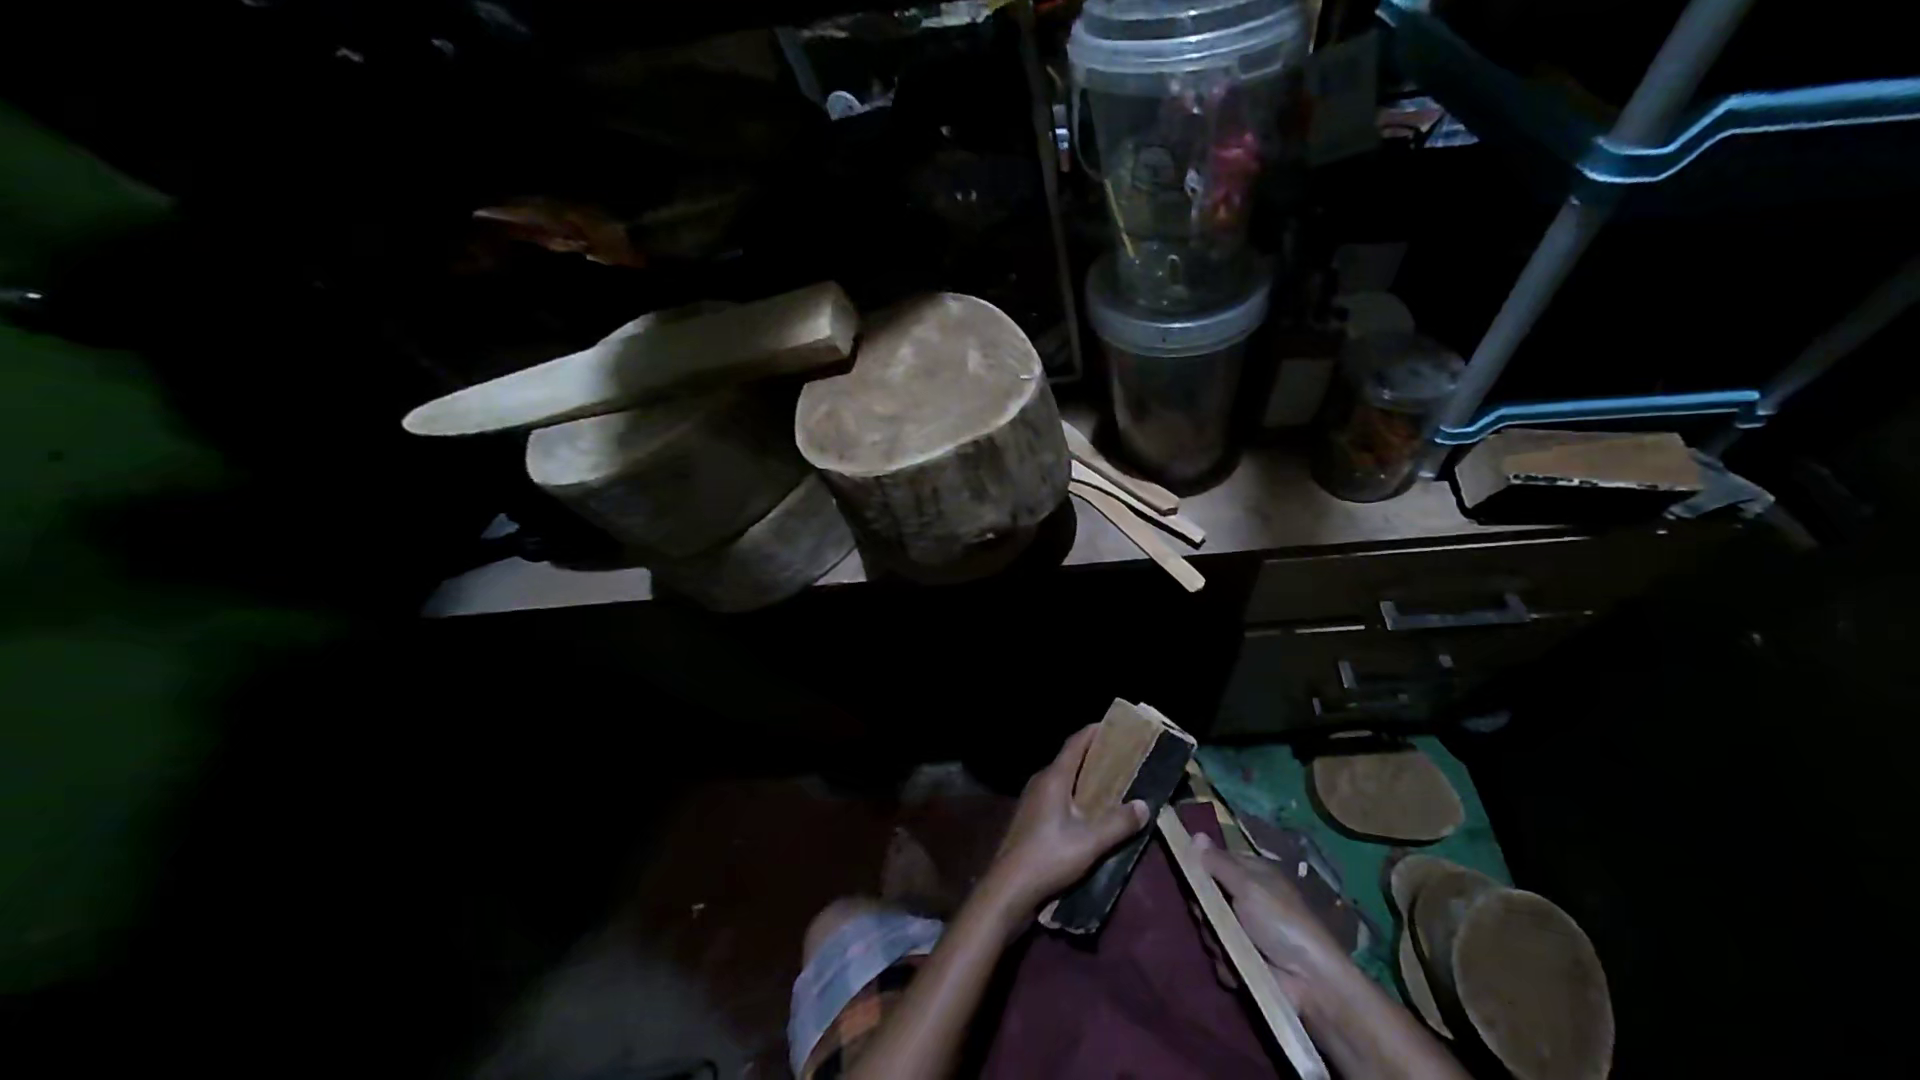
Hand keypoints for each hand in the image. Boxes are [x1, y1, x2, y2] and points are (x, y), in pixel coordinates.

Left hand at [983, 725, 1149, 914]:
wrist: (1008, 888)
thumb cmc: (1048, 857)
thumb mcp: (1090, 842)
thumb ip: (1118, 823)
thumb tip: (1144, 804)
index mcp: (1053, 778)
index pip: (1075, 743)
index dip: (1094, 732)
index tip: (1114, 726)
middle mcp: (1040, 783)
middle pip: (1069, 760)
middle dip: (1094, 756)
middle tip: (1122, 758)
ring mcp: (1032, 801)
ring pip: (1063, 781)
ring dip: (1085, 779)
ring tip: (1112, 785)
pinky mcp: (1030, 820)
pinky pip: (1057, 798)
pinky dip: (1075, 797)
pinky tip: (1089, 814)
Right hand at [1193, 834, 1347, 1007]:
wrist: (1311, 981)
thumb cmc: (1281, 922)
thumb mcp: (1249, 886)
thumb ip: (1219, 863)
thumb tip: (1195, 834)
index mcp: (1251, 874)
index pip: (1214, 861)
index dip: (1200, 868)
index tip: (1190, 876)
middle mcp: (1245, 899)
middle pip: (1205, 896)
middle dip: (1204, 909)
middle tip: (1211, 915)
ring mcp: (1243, 931)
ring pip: (1209, 927)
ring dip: (1216, 938)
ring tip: (1231, 947)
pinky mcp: (1242, 960)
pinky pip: (1218, 955)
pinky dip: (1226, 962)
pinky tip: (1238, 965)